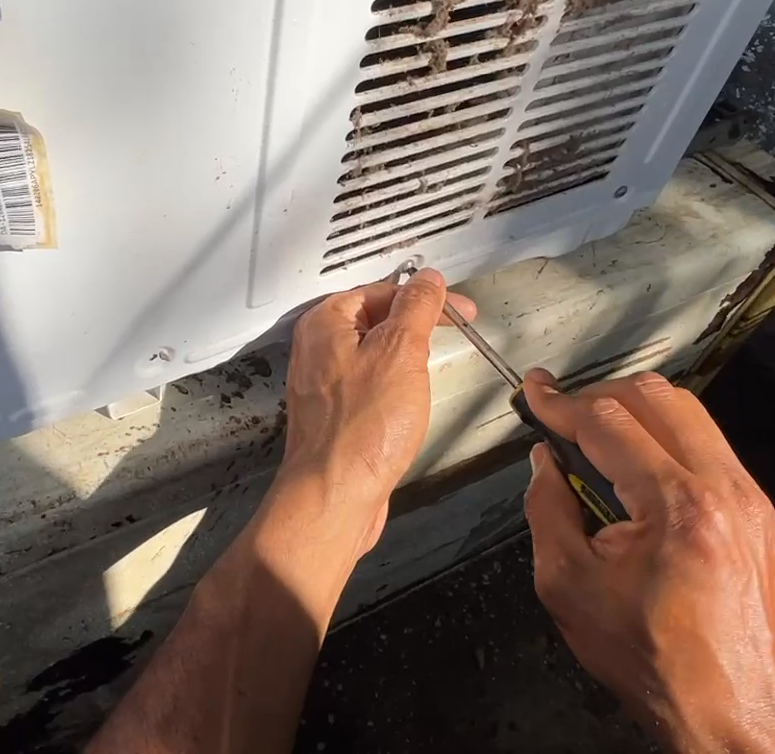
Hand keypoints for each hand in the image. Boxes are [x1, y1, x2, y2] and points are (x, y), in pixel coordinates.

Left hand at [275, 269, 473, 553]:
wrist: (335, 495)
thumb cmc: (362, 428)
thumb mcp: (401, 351)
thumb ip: (416, 308)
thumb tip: (427, 279)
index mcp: (325, 322)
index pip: (381, 290)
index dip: (425, 297)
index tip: (458, 309)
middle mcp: (317, 348)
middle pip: (374, 318)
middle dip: (415, 323)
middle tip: (450, 331)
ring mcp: (322, 382)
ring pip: (371, 351)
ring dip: (404, 353)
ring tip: (429, 364)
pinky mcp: (333, 414)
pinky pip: (367, 383)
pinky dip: (392, 383)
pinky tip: (406, 399)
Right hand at [521, 370, 774, 753]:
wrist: (741, 718)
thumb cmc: (649, 659)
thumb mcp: (567, 586)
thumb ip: (546, 509)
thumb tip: (544, 459)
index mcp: (676, 506)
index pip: (606, 422)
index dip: (559, 402)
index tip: (531, 389)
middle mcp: (722, 486)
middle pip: (652, 396)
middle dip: (594, 393)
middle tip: (558, 413)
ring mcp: (747, 494)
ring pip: (683, 408)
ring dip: (629, 406)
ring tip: (590, 430)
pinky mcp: (756, 508)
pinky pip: (701, 438)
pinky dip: (658, 430)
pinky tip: (630, 458)